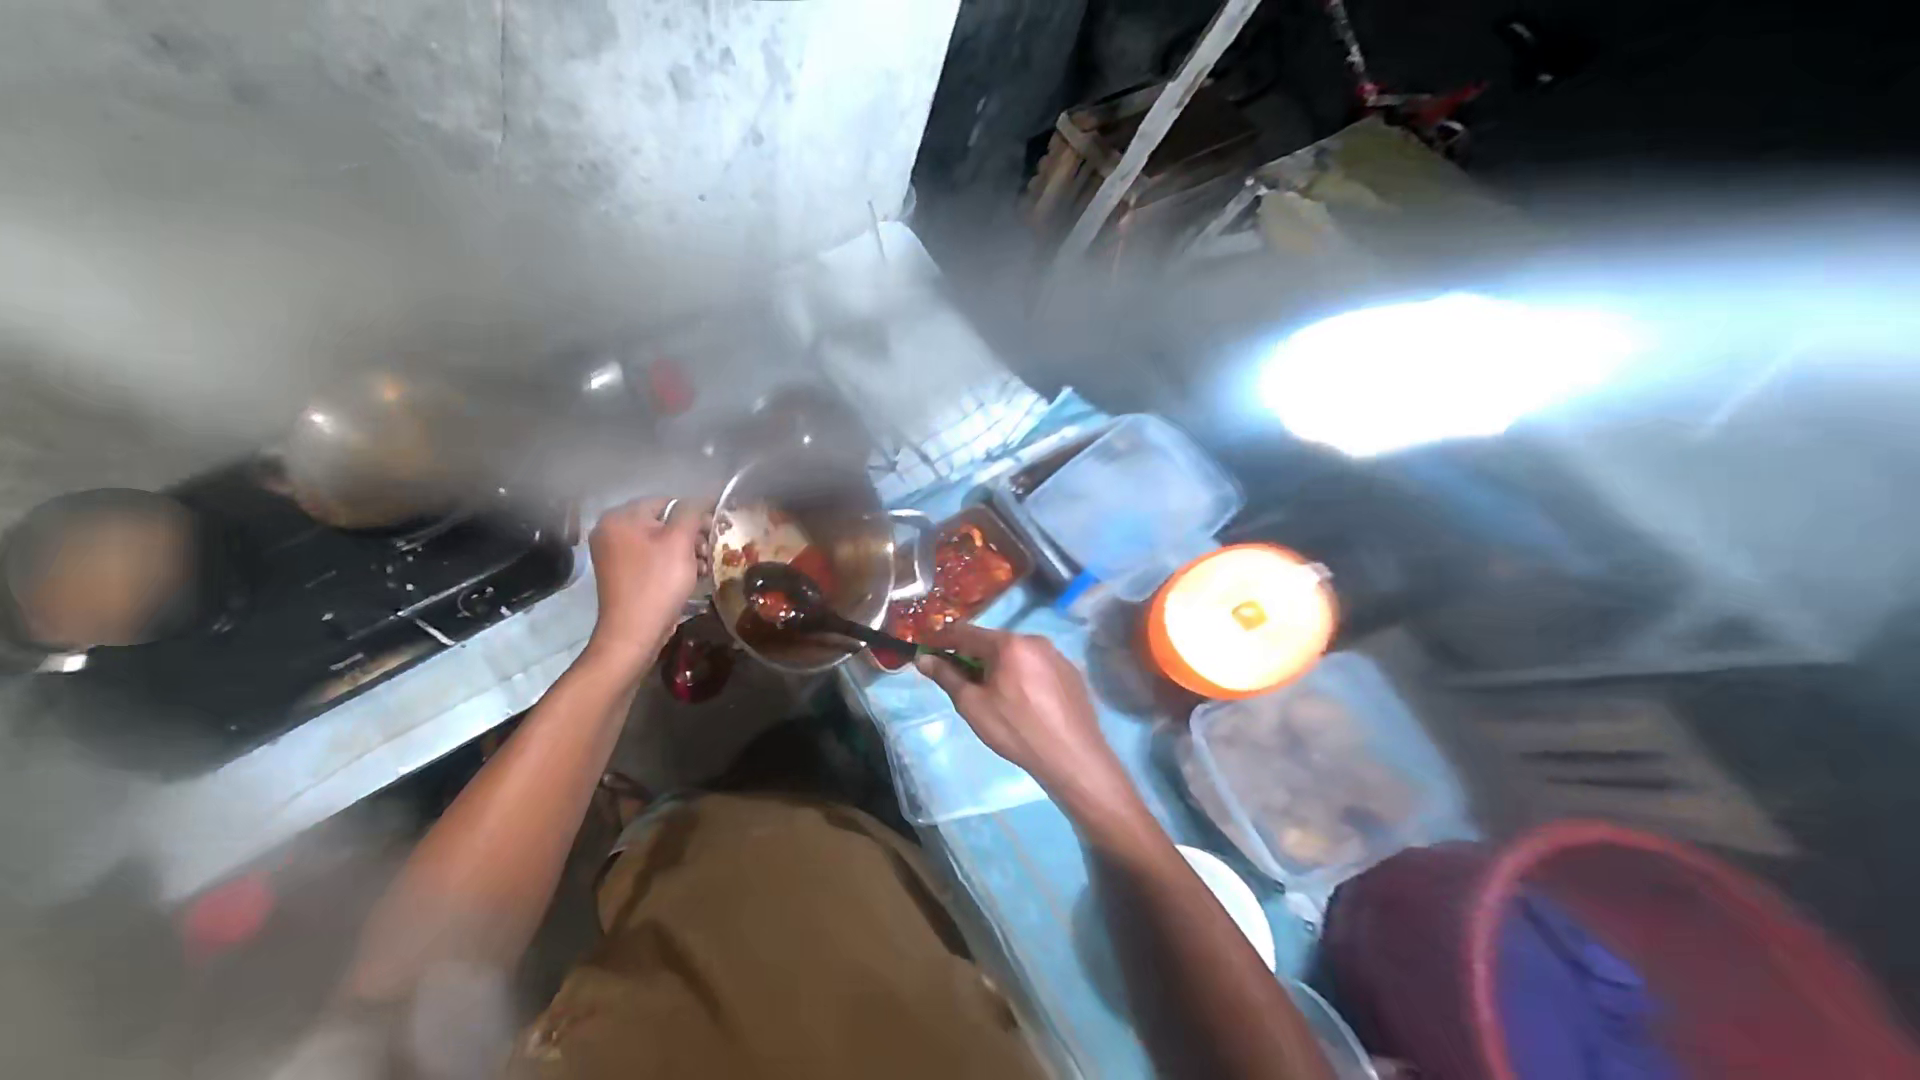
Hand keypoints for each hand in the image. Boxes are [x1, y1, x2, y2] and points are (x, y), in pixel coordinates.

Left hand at [586, 497, 702, 668]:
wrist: (634, 631)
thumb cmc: (658, 582)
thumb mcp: (680, 541)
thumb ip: (691, 513)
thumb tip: (702, 498)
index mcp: (620, 518)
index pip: (666, 502)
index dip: (694, 514)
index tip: (715, 531)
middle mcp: (611, 531)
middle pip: (662, 522)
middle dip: (690, 535)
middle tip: (709, 552)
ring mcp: (613, 553)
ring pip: (658, 541)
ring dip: (684, 551)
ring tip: (702, 567)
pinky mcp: (620, 573)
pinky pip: (650, 558)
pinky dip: (671, 563)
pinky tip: (689, 576)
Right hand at [916, 625, 1138, 818]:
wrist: (1073, 756)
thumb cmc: (1016, 730)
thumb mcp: (973, 705)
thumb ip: (946, 677)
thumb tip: (923, 658)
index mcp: (1008, 643)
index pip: (965, 632)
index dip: (943, 639)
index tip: (927, 649)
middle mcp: (1034, 639)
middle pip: (992, 641)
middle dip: (971, 655)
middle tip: (959, 679)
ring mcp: (1056, 654)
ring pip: (1016, 653)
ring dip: (998, 665)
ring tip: (991, 693)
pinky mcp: (1070, 671)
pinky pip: (1036, 664)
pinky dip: (1021, 674)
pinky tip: (1022, 700)